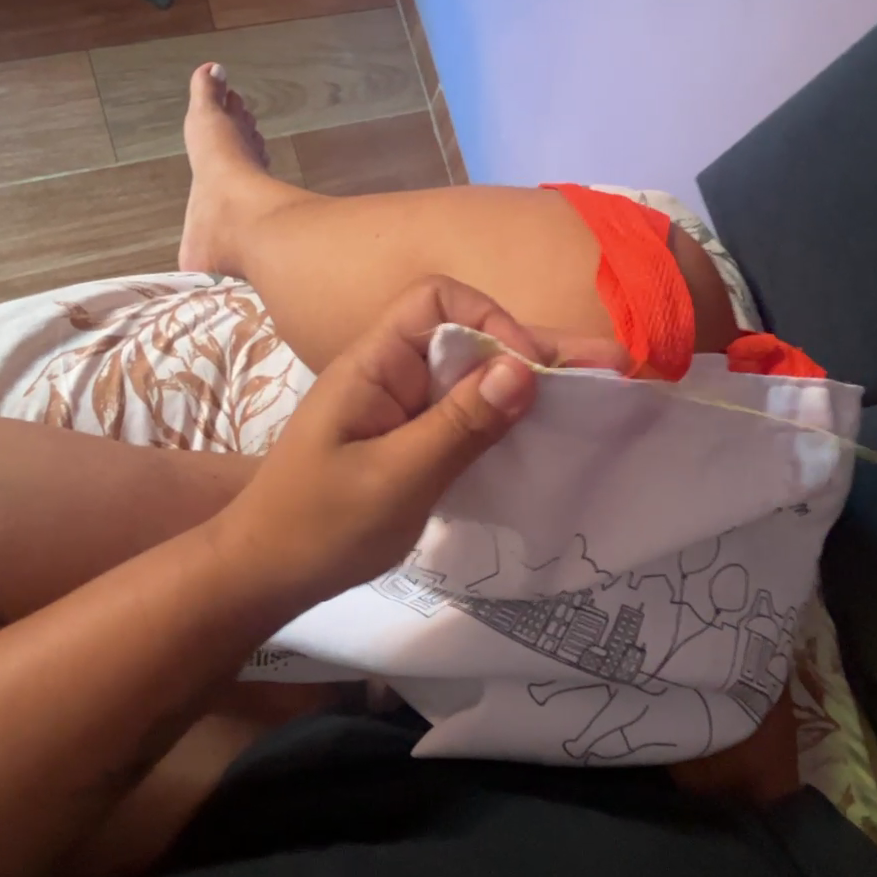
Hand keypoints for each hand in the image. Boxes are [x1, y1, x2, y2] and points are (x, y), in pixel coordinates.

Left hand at [210, 277, 623, 601]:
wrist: (265, 574)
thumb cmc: (318, 525)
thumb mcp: (394, 477)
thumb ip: (459, 424)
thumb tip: (526, 369)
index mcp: (375, 363)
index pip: (439, 303)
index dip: (492, 322)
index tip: (531, 371)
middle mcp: (392, 374)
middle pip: (469, 340)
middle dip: (536, 351)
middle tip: (612, 367)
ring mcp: (401, 410)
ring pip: (473, 381)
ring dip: (529, 386)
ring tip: (598, 392)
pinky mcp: (410, 443)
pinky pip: (464, 418)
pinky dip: (504, 420)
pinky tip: (544, 433)